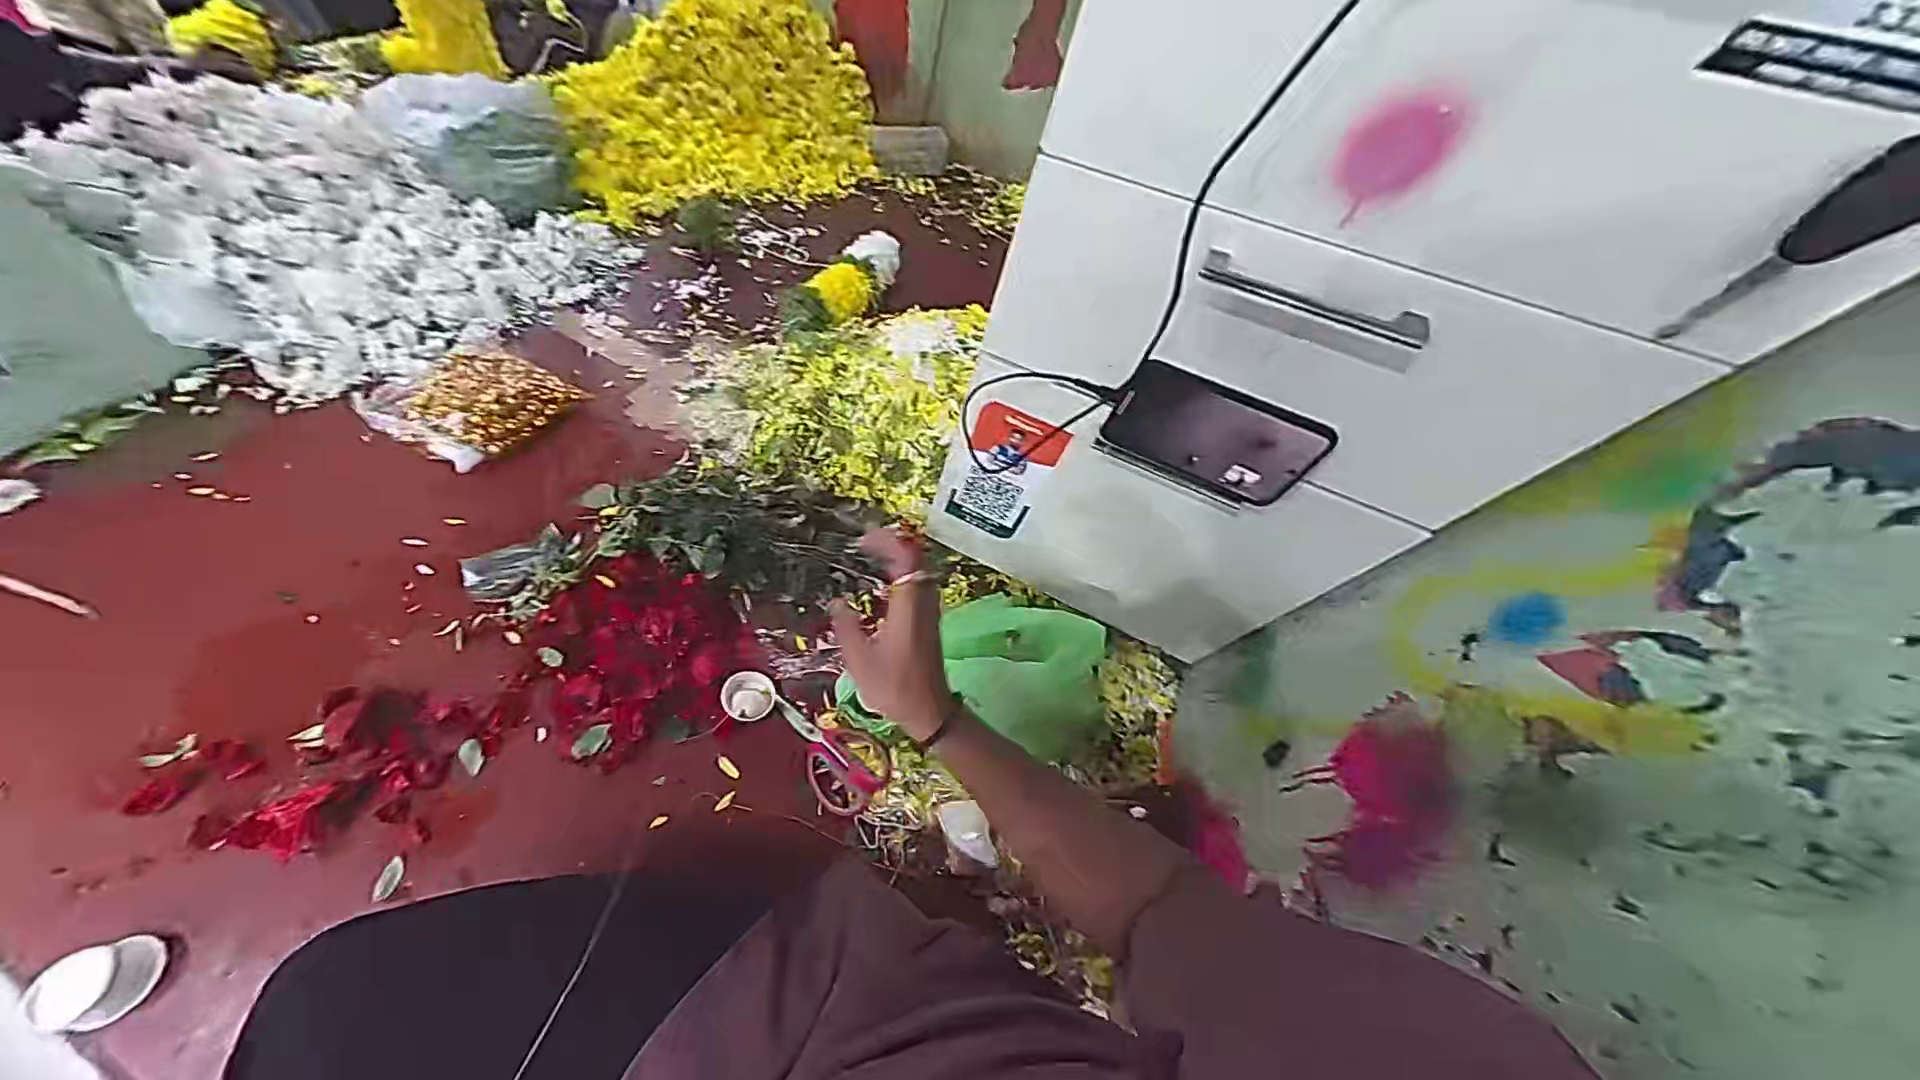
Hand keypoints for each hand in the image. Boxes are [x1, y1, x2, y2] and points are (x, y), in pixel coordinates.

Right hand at [829, 528, 952, 741]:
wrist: (929, 710)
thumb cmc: (894, 687)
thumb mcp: (859, 659)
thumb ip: (846, 627)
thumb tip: (837, 602)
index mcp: (908, 606)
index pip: (906, 558)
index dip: (887, 542)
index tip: (864, 539)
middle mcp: (924, 603)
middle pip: (917, 558)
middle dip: (893, 544)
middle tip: (866, 542)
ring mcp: (931, 611)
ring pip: (921, 570)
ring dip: (900, 557)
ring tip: (873, 555)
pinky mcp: (931, 620)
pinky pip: (920, 583)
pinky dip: (905, 573)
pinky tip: (886, 581)